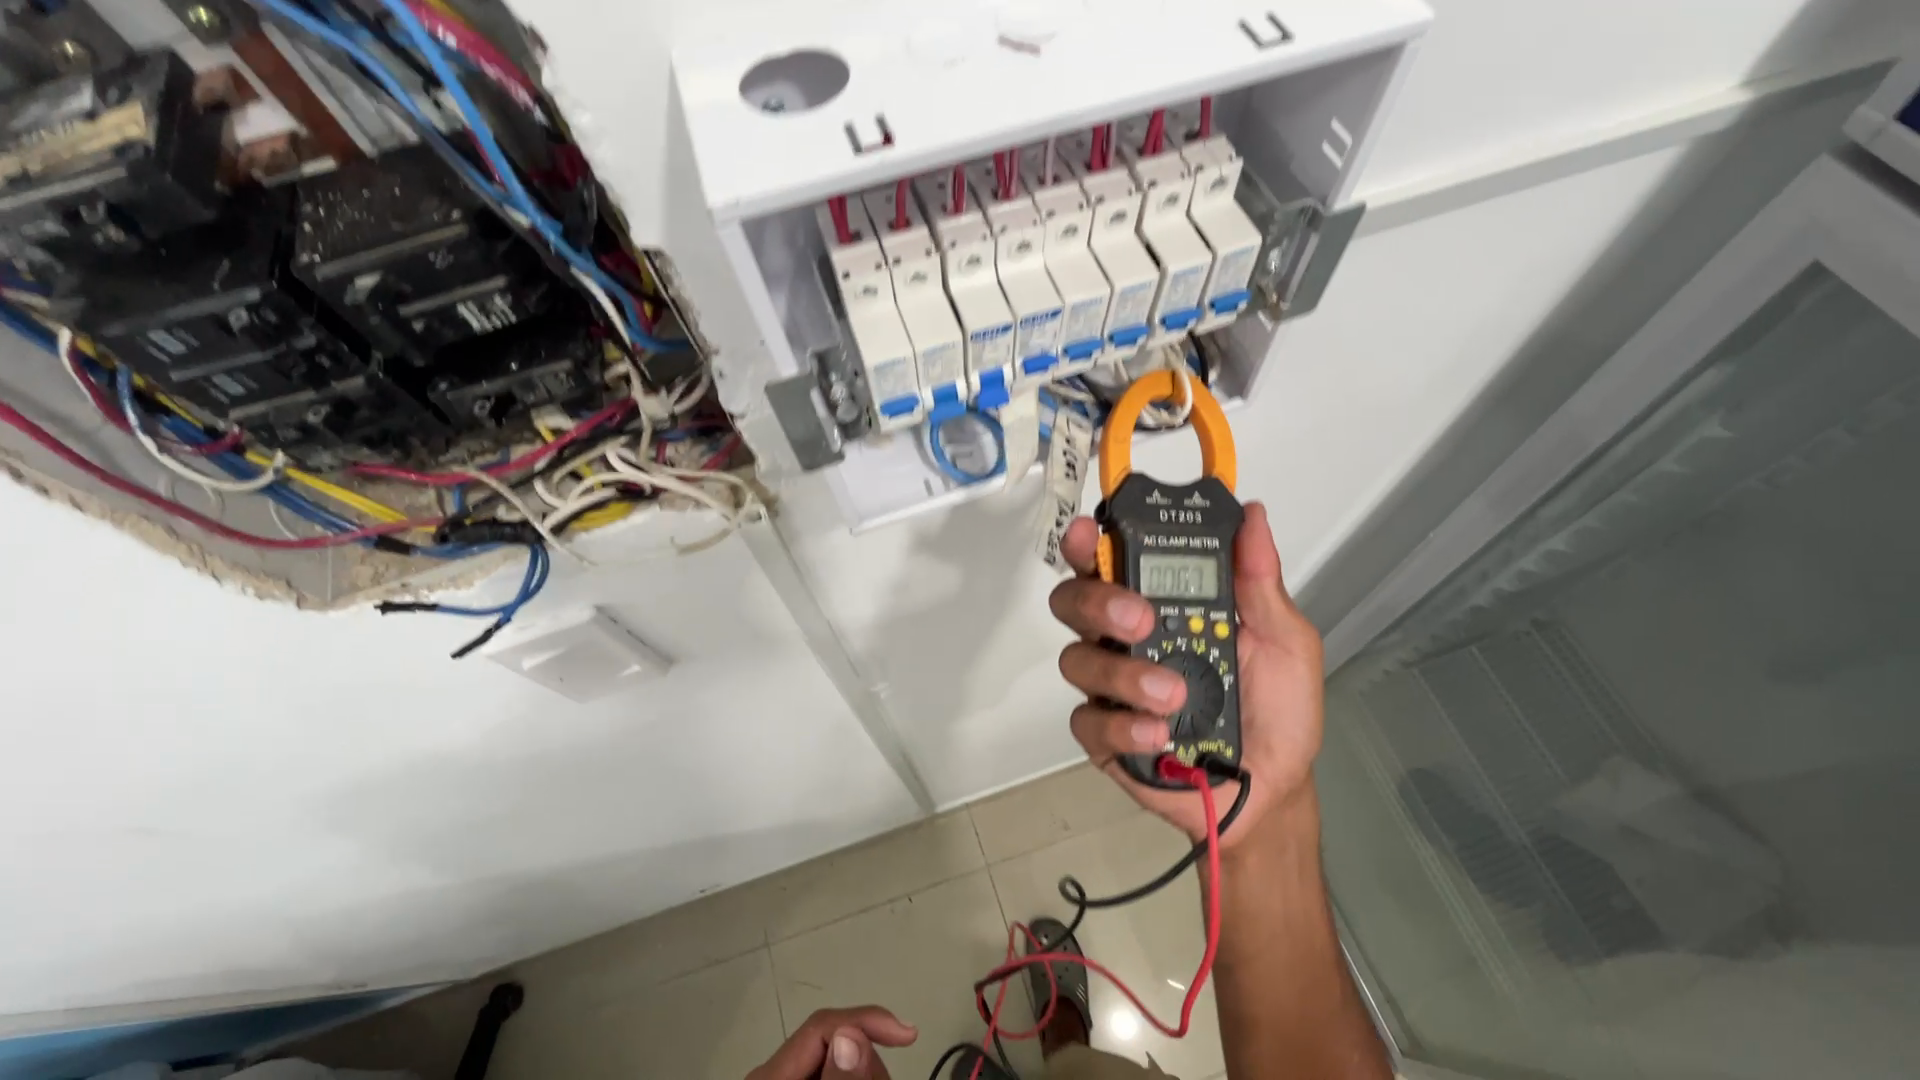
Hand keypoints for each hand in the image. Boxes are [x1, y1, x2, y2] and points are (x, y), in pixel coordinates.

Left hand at [745, 1006, 916, 1079]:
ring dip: (867, 1074)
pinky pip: (836, 1074)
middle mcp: (776, 1072)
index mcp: (769, 1075)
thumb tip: (851, 1034)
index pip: (822, 1025)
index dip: (867, 1020)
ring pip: (843, 1060)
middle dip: (870, 1060)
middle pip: (836, 1042)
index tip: (909, 1035)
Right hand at [1049, 503, 1323, 846]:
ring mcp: (1110, 688)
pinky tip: (1159, 732)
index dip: (1089, 541)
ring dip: (1122, 672)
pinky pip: (1089, 721)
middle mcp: (1126, 639)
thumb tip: (1253, 515)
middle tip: (1141, 619)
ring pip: (1078, 659)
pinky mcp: (1104, 737)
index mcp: (1163, 605)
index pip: (1112, 561)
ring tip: (1172, 695)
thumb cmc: (1278, 710)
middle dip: (1097, 601)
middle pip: (1075, 601)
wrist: (1273, 789)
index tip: (1088, 530)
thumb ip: (1260, 582)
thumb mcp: (1285, 640)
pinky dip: (1123, 724)